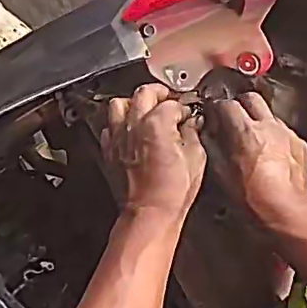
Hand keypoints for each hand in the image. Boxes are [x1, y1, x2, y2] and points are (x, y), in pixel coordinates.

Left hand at [102, 83, 206, 219]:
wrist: (150, 214)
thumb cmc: (171, 191)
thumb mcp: (197, 158)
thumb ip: (193, 134)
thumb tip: (192, 125)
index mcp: (157, 123)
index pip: (171, 102)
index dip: (183, 107)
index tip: (188, 114)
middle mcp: (134, 125)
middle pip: (143, 93)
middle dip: (159, 94)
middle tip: (169, 101)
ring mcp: (119, 137)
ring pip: (119, 104)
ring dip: (134, 104)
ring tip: (146, 111)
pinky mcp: (110, 151)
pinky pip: (110, 127)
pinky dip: (121, 125)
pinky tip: (131, 131)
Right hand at [207, 92, 306, 228]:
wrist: (286, 212)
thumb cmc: (256, 199)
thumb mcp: (222, 174)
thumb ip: (214, 147)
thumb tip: (209, 135)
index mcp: (246, 132)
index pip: (227, 104)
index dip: (217, 107)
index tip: (214, 112)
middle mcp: (269, 127)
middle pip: (251, 99)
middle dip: (239, 104)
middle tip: (232, 116)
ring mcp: (287, 135)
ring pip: (270, 115)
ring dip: (259, 121)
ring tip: (251, 139)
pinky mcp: (299, 145)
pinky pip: (284, 132)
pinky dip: (275, 137)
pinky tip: (270, 153)